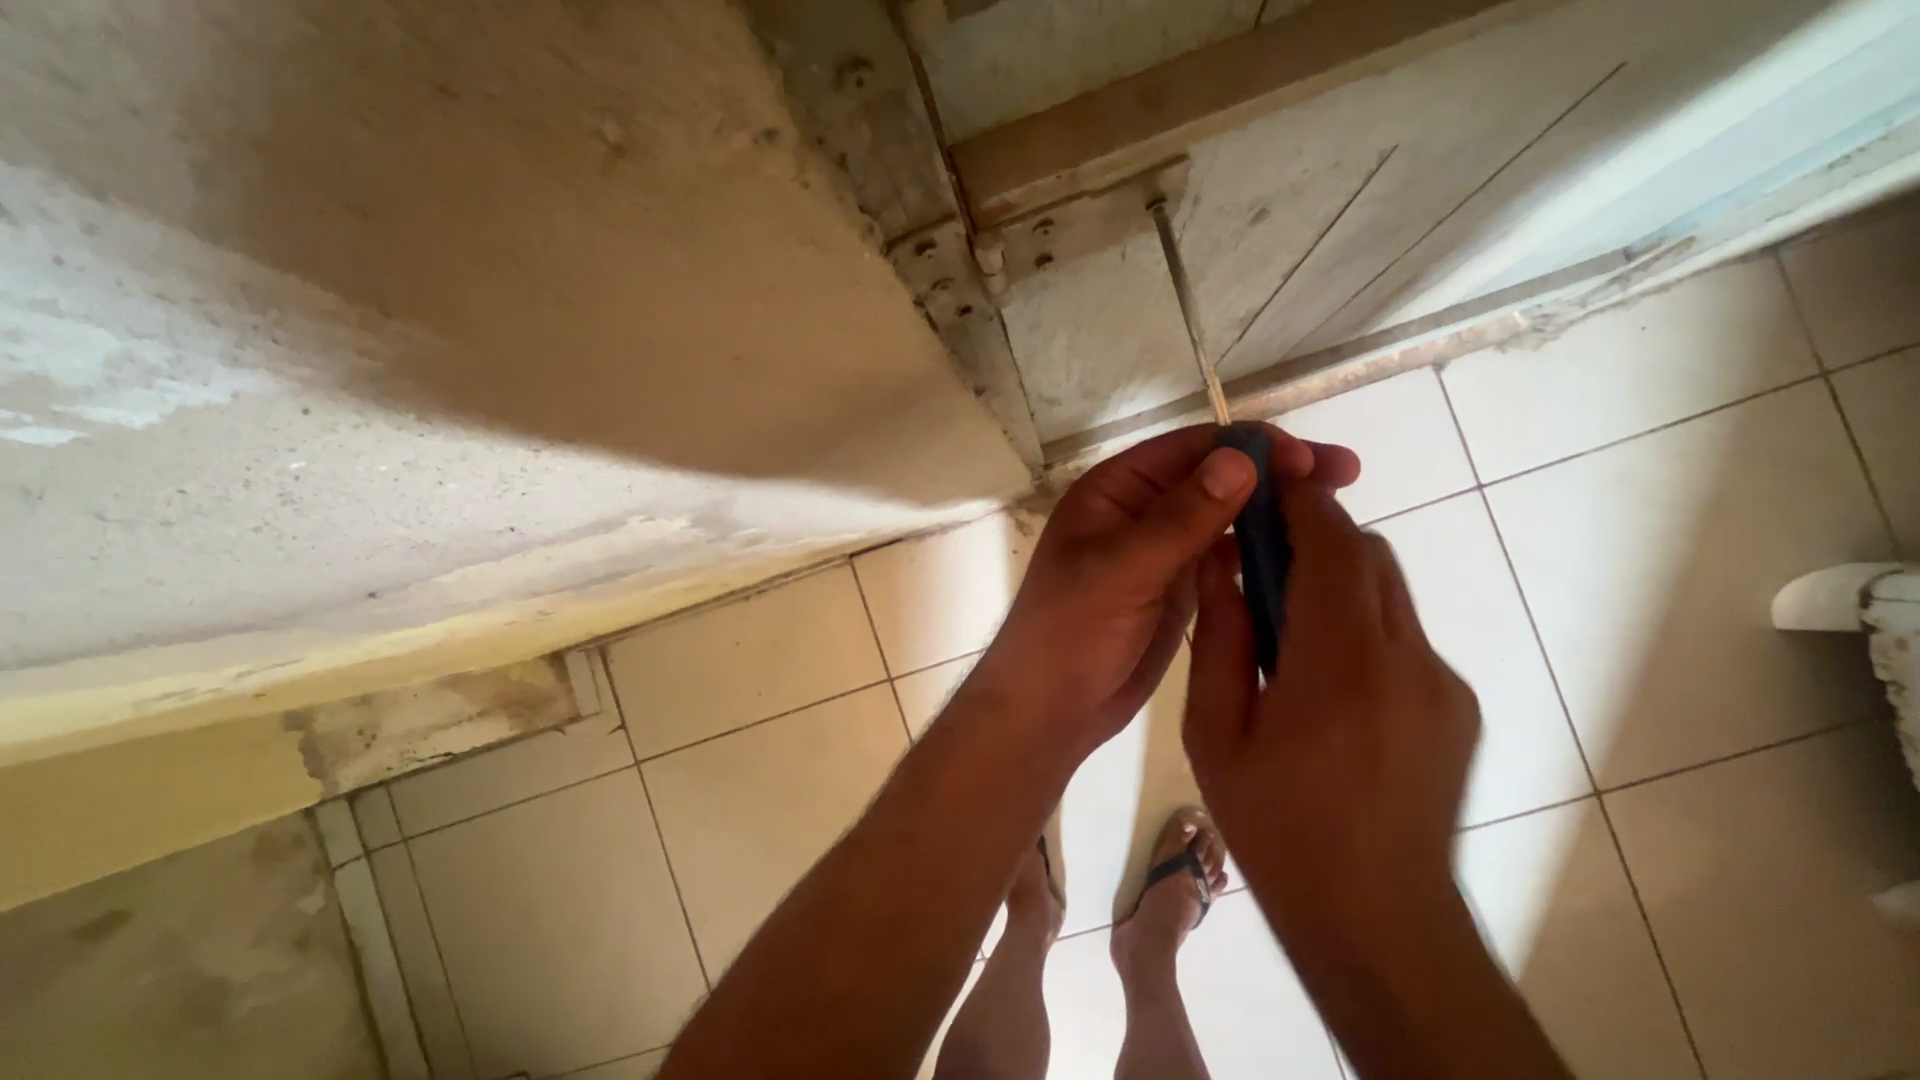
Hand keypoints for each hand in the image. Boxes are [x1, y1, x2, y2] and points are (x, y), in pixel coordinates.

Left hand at [962, 423, 1358, 756]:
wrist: (1052, 708)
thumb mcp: (1121, 570)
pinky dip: (1260, 552)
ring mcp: (1162, 550)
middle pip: (1216, 477)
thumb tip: (1242, 460)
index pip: (1192, 449)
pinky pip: (1226, 558)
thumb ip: (1180, 519)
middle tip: (1346, 475)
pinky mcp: (1180, 588)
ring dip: (1272, 511)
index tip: (1309, 460)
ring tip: (1335, 513)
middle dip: (1274, 473)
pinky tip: (1302, 556)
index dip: (1251, 446)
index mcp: (1116, 490)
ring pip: (1225, 516)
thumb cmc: (1070, 632)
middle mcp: (1141, 510)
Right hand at [1183, 479, 1480, 941]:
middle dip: (1317, 538)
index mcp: (1340, 664)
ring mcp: (1442, 685)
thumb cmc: (1276, 828)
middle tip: (1260, 562)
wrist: (1377, 920)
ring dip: (1339, 584)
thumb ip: (1220, 641)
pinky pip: (1405, 639)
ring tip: (1289, 632)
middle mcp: (1407, 659)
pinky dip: (1363, 630)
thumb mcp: (1217, 736)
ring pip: (1390, 595)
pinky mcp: (1458, 709)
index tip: (1264, 484)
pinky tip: (1329, 687)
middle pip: (1370, 556)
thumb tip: (1220, 566)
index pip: (1332, 544)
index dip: (1300, 501)